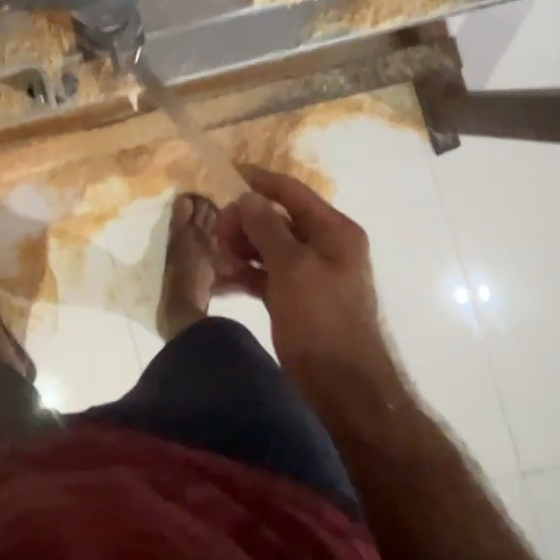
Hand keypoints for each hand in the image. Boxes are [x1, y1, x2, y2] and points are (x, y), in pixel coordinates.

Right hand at [215, 165, 399, 391]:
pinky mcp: (294, 299)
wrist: (342, 386)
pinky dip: (243, 275)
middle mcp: (323, 247)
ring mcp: (308, 274)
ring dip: (239, 249)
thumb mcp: (292, 267)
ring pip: (266, 247)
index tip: (227, 173)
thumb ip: (267, 228)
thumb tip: (246, 198)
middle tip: (217, 235)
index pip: (292, 193)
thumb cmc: (322, 320)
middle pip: (276, 219)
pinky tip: (220, 281)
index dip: (260, 181)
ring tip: (217, 261)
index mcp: (334, 232)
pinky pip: (263, 275)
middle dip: (243, 222)